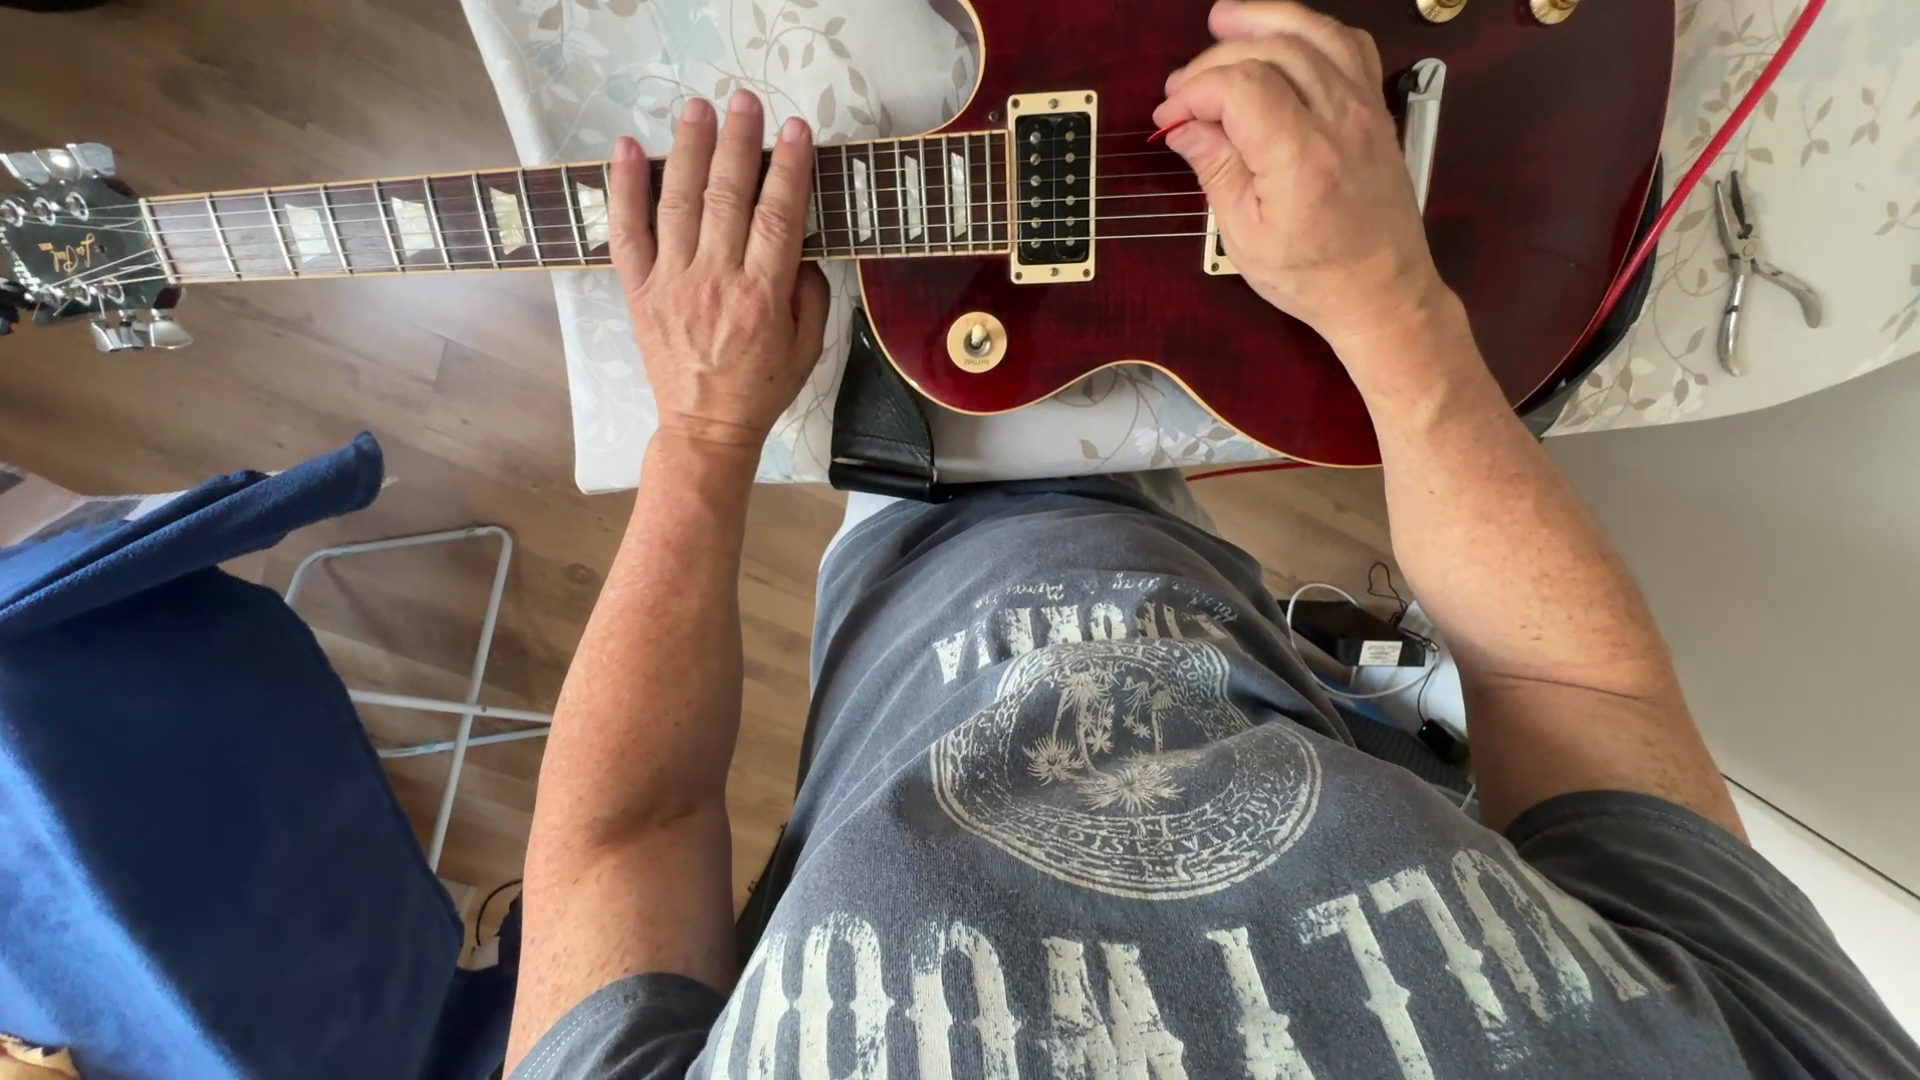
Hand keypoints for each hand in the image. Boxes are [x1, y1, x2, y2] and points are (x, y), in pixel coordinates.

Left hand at [610, 91, 830, 451]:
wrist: (706, 427)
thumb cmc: (762, 389)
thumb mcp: (807, 350)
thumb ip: (811, 296)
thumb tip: (802, 249)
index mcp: (762, 296)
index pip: (778, 216)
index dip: (787, 168)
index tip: (795, 131)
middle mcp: (716, 280)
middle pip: (727, 195)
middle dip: (739, 142)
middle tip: (746, 101)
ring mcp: (673, 282)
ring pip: (679, 202)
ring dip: (689, 148)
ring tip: (698, 108)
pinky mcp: (640, 289)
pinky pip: (627, 232)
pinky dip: (625, 188)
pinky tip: (630, 148)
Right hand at [1154, 1, 1453, 354]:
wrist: (1378, 289)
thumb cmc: (1311, 275)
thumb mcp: (1244, 236)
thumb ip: (1216, 170)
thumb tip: (1184, 129)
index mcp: (1299, 157)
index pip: (1239, 87)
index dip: (1194, 90)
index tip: (1167, 114)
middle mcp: (1337, 119)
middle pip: (1271, 51)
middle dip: (1215, 59)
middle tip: (1179, 86)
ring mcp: (1362, 108)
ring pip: (1312, 33)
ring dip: (1263, 20)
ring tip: (1223, 19)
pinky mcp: (1373, 109)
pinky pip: (1346, 45)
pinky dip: (1309, 30)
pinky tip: (1284, 35)